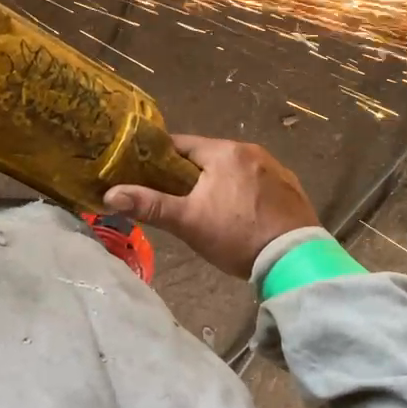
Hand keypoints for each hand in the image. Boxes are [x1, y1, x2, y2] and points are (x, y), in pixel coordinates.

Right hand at [103, 134, 318, 278]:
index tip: (144, 174)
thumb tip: (109, 195)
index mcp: (224, 152)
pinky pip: (255, 182)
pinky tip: (236, 213)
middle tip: (171, 196)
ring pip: (231, 169)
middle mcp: (252, 151)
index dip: (158, 158)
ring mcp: (276, 169)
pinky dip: (241, 191)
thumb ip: (148, 204)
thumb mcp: (187, 221)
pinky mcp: (292, 189)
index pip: (179, 144)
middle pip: (206, 156)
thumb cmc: (237, 235)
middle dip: (187, 173)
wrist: (297, 263)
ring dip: (216, 182)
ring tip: (203, 207)